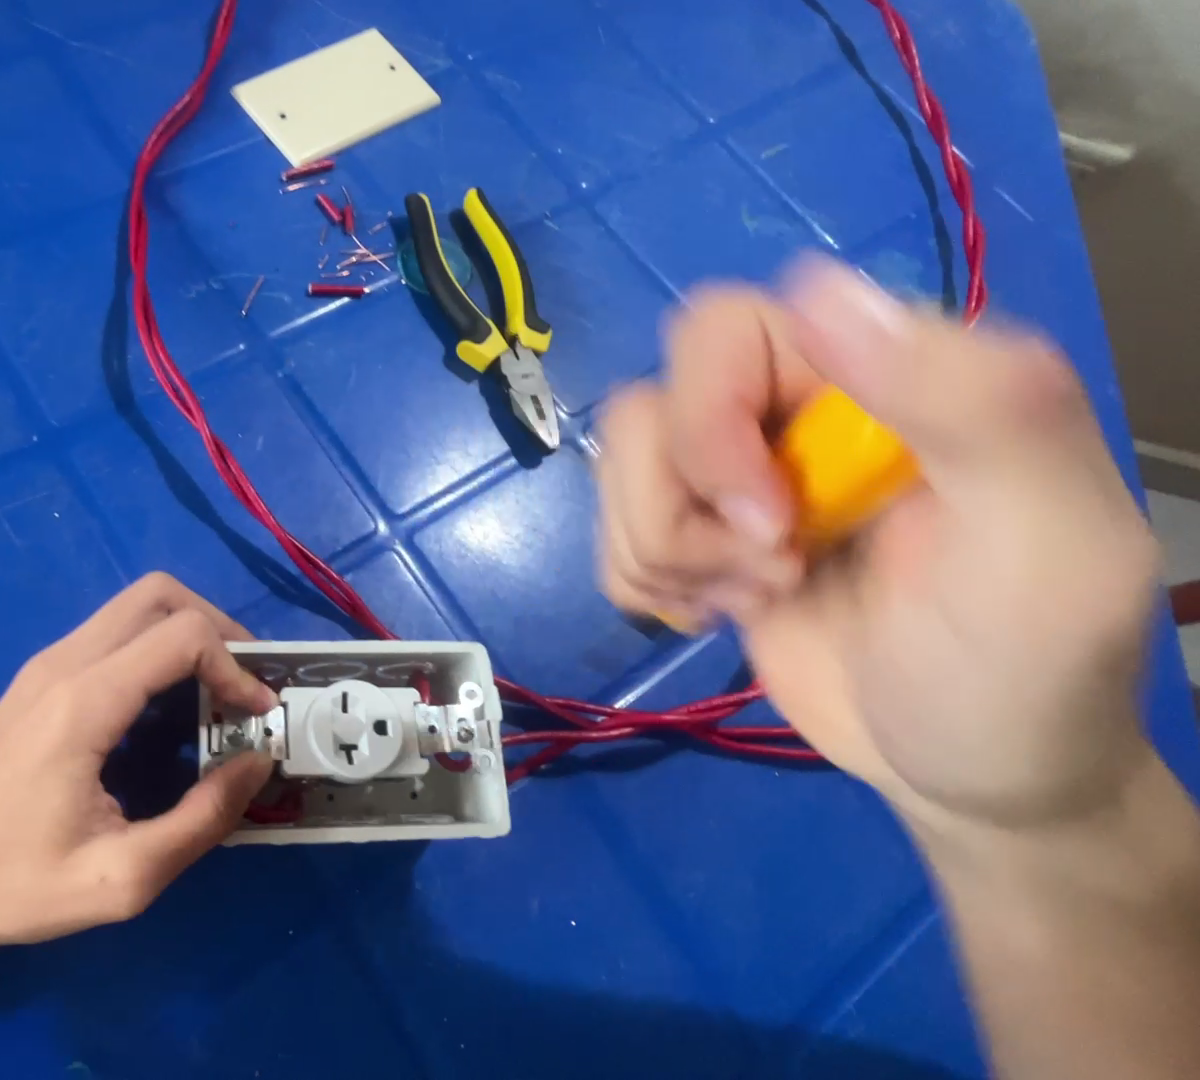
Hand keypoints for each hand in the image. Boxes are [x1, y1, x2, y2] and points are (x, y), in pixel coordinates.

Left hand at [0, 573, 275, 968]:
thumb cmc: (10, 883)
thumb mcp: (121, 878)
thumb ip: (202, 820)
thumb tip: (257, 763)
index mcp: (84, 703)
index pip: (183, 635)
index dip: (236, 667)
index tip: (258, 715)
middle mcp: (65, 663)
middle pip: (159, 593)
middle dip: (218, 626)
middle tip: (245, 683)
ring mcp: (46, 664)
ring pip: (134, 605)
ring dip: (187, 633)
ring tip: (219, 692)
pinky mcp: (39, 679)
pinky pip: (112, 634)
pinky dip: (156, 649)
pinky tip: (170, 707)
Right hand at [595, 255, 1159, 838]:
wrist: (962, 772)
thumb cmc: (1022, 672)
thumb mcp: (1048, 546)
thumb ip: (978, 406)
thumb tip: (819, 290)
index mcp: (876, 378)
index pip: (720, 332)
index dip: (711, 419)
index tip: (770, 520)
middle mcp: (786, 411)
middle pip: (643, 409)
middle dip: (676, 508)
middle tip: (768, 568)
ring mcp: (726, 480)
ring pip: (615, 473)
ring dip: (664, 555)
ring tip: (755, 597)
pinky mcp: (688, 538)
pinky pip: (607, 534)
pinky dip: (645, 587)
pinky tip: (722, 612)